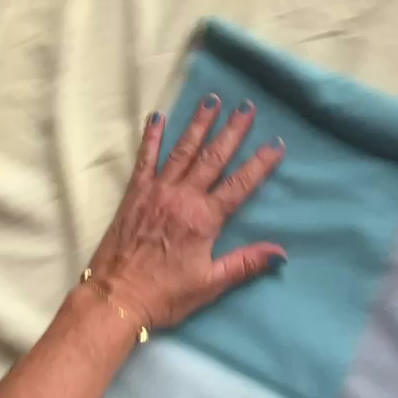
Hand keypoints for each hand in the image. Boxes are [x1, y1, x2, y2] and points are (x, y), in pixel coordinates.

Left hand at [83, 95, 285, 330]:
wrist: (116, 296)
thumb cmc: (164, 294)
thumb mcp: (210, 284)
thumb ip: (245, 264)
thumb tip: (281, 252)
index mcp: (204, 219)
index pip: (240, 185)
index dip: (260, 164)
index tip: (275, 143)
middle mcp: (182, 197)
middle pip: (213, 158)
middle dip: (231, 131)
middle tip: (246, 107)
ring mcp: (157, 190)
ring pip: (183, 150)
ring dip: (198, 124)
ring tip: (211, 100)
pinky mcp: (135, 192)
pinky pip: (145, 158)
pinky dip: (151, 136)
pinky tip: (157, 117)